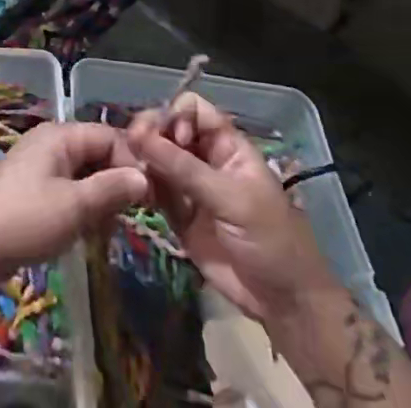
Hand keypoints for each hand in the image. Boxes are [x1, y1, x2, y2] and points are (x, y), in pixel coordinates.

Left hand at [0, 123, 147, 298]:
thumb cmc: (26, 220)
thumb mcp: (76, 205)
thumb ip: (113, 188)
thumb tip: (145, 177)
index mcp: (60, 135)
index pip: (110, 136)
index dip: (133, 162)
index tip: (151, 197)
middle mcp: (51, 142)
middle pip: (99, 152)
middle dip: (118, 182)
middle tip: (130, 216)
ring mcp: (40, 164)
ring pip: (86, 173)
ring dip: (101, 197)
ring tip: (106, 227)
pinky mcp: (34, 187)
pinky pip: (70, 188)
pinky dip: (83, 205)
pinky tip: (87, 230)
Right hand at [129, 94, 340, 320]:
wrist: (282, 301)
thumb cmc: (271, 240)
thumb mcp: (232, 200)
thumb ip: (185, 169)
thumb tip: (139, 136)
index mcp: (227, 145)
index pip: (192, 109)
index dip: (175, 116)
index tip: (170, 138)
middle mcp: (203, 158)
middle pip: (167, 129)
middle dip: (148, 133)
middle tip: (133, 148)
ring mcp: (187, 185)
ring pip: (154, 156)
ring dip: (138, 158)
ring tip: (127, 171)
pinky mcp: (175, 212)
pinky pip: (150, 187)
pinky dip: (137, 184)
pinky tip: (130, 189)